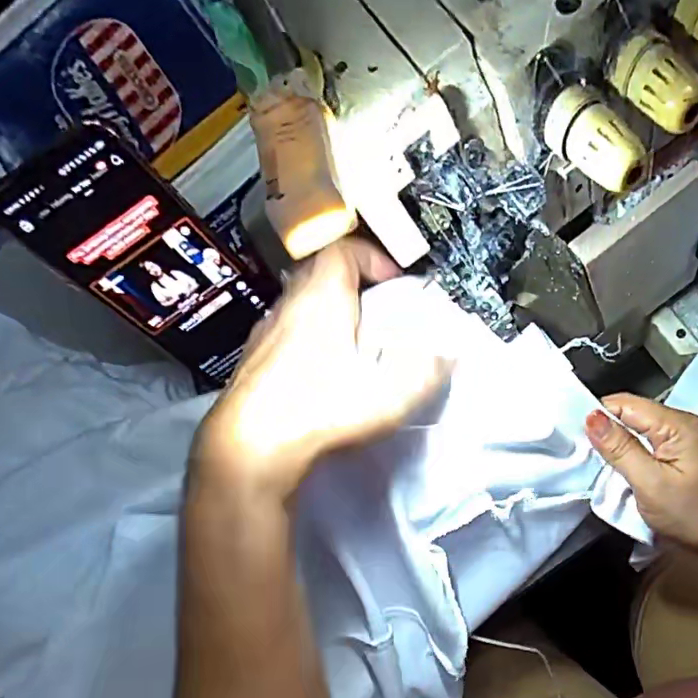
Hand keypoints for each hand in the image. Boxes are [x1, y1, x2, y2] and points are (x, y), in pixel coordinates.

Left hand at [192, 239, 448, 501]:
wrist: (251, 447)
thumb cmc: (321, 409)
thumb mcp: (391, 393)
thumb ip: (427, 369)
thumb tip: (447, 355)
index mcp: (322, 298)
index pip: (344, 250)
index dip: (373, 257)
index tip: (396, 282)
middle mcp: (288, 306)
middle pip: (322, 275)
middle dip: (356, 288)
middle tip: (383, 316)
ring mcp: (264, 335)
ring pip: (303, 309)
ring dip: (331, 318)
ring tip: (357, 351)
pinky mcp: (252, 365)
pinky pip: (288, 339)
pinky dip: (311, 345)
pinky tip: (325, 380)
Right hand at [585, 394, 697, 556]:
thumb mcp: (651, 484)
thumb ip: (620, 449)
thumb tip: (591, 417)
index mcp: (676, 424)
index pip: (624, 404)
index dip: (597, 417)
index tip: (574, 439)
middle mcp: (681, 425)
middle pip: (631, 416)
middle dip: (606, 435)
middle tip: (583, 460)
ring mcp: (684, 442)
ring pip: (638, 434)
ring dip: (618, 451)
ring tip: (600, 471)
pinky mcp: (684, 459)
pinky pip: (649, 450)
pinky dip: (633, 462)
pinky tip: (623, 478)